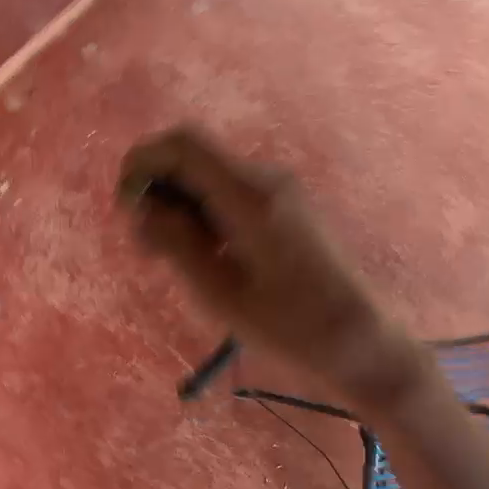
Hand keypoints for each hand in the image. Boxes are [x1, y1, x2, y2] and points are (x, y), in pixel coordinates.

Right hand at [118, 127, 431, 412]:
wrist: (362, 344)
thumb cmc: (289, 326)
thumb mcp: (217, 291)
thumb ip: (174, 240)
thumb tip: (141, 205)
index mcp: (248, 196)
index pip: (182, 145)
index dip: (142, 162)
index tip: (127, 207)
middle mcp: (264, 179)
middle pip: (190, 155)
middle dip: (155, 188)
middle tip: (145, 244)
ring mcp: (278, 189)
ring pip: (205, 174)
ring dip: (175, 203)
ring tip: (168, 256)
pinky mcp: (283, 205)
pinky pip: (225, 190)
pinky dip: (199, 210)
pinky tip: (199, 253)